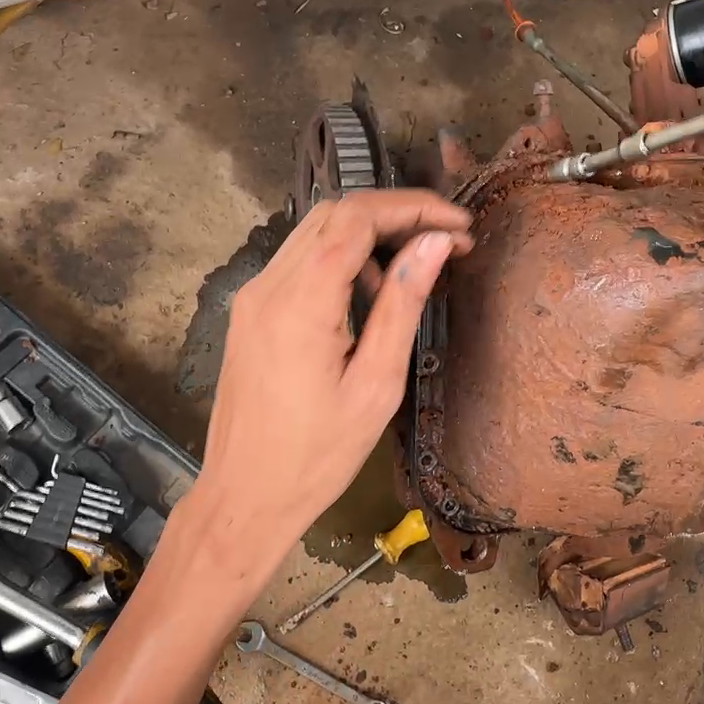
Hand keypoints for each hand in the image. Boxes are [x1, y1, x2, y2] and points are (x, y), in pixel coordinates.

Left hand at [197, 190, 472, 549]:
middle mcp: (268, 285)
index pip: (357, 217)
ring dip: (367, 234)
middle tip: (443, 240)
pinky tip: (365, 293)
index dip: (413, 209)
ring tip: (409, 270)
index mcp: (301, 302)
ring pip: (314, 231)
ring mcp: (253, 295)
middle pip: (334, 213)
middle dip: (394, 214)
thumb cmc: (318, 455)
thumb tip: (436, 244)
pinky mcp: (249, 310)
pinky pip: (298, 260)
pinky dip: (338, 257)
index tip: (458, 226)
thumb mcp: (376, 383)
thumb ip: (403, 304)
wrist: (245, 495)